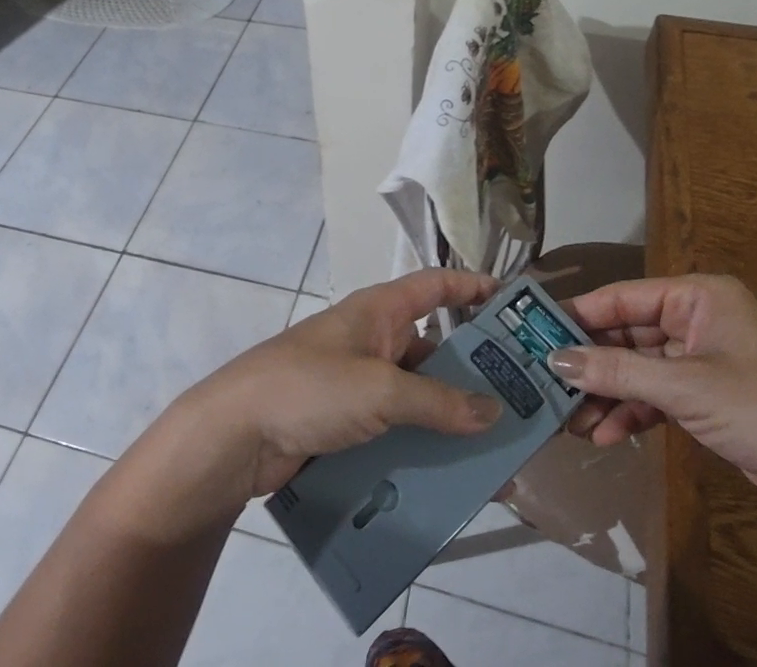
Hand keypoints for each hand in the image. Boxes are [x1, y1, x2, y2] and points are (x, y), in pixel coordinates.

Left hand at [169, 269, 505, 506]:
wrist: (235, 435)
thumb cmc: (309, 389)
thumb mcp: (380, 390)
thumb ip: (439, 401)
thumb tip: (494, 412)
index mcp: (377, 312)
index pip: (434, 286)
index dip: (472, 287)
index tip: (512, 303)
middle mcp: (370, 341)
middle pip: (432, 348)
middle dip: (472, 370)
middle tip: (520, 397)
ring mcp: (355, 383)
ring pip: (415, 394)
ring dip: (448, 416)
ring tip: (494, 444)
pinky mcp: (343, 422)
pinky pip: (394, 427)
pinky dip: (419, 443)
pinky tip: (448, 470)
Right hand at [550, 275, 756, 519]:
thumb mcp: (685, 387)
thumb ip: (617, 372)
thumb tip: (554, 359)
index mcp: (699, 297)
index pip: (622, 297)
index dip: (577, 316)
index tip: (530, 335)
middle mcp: (698, 321)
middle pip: (626, 335)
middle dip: (589, 365)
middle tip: (544, 386)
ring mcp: (703, 361)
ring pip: (638, 369)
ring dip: (606, 395)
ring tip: (569, 421)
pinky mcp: (708, 398)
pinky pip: (656, 396)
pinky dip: (632, 414)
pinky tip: (605, 436)